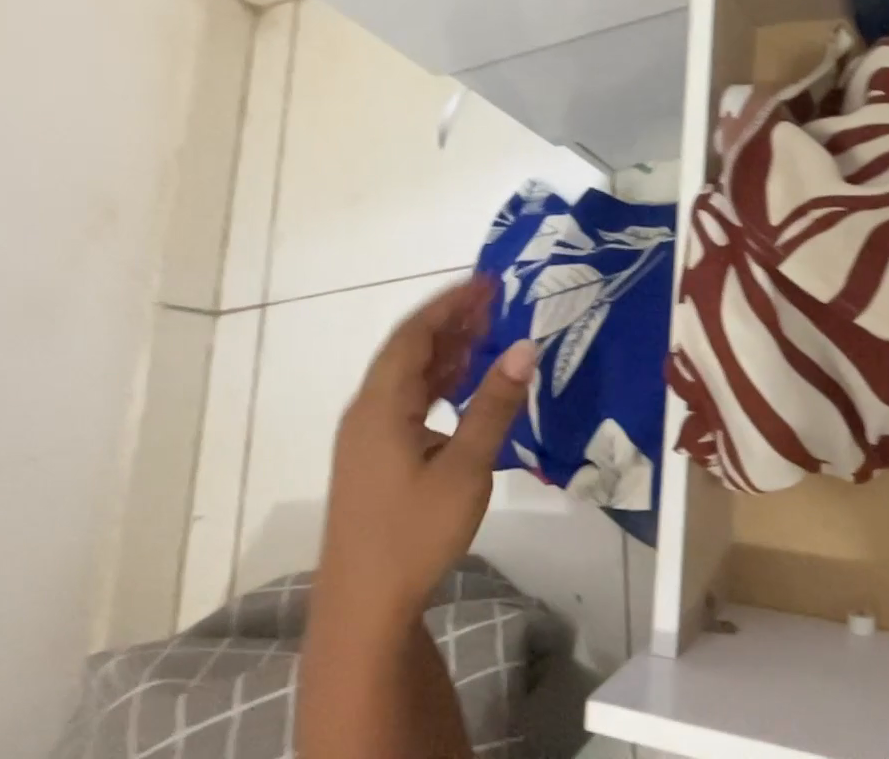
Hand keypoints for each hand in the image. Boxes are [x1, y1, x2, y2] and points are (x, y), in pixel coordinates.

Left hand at [315, 275, 537, 615]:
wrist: (363, 606)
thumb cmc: (414, 533)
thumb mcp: (465, 468)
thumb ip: (494, 406)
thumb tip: (525, 348)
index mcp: (381, 405)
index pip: (414, 334)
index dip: (450, 304)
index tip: (489, 283)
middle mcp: (368, 411)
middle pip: (409, 350)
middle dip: (452, 322)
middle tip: (498, 303)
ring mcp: (368, 437)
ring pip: (409, 378)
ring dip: (447, 353)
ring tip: (490, 335)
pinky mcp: (376, 459)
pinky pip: (409, 403)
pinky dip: (439, 385)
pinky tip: (466, 391)